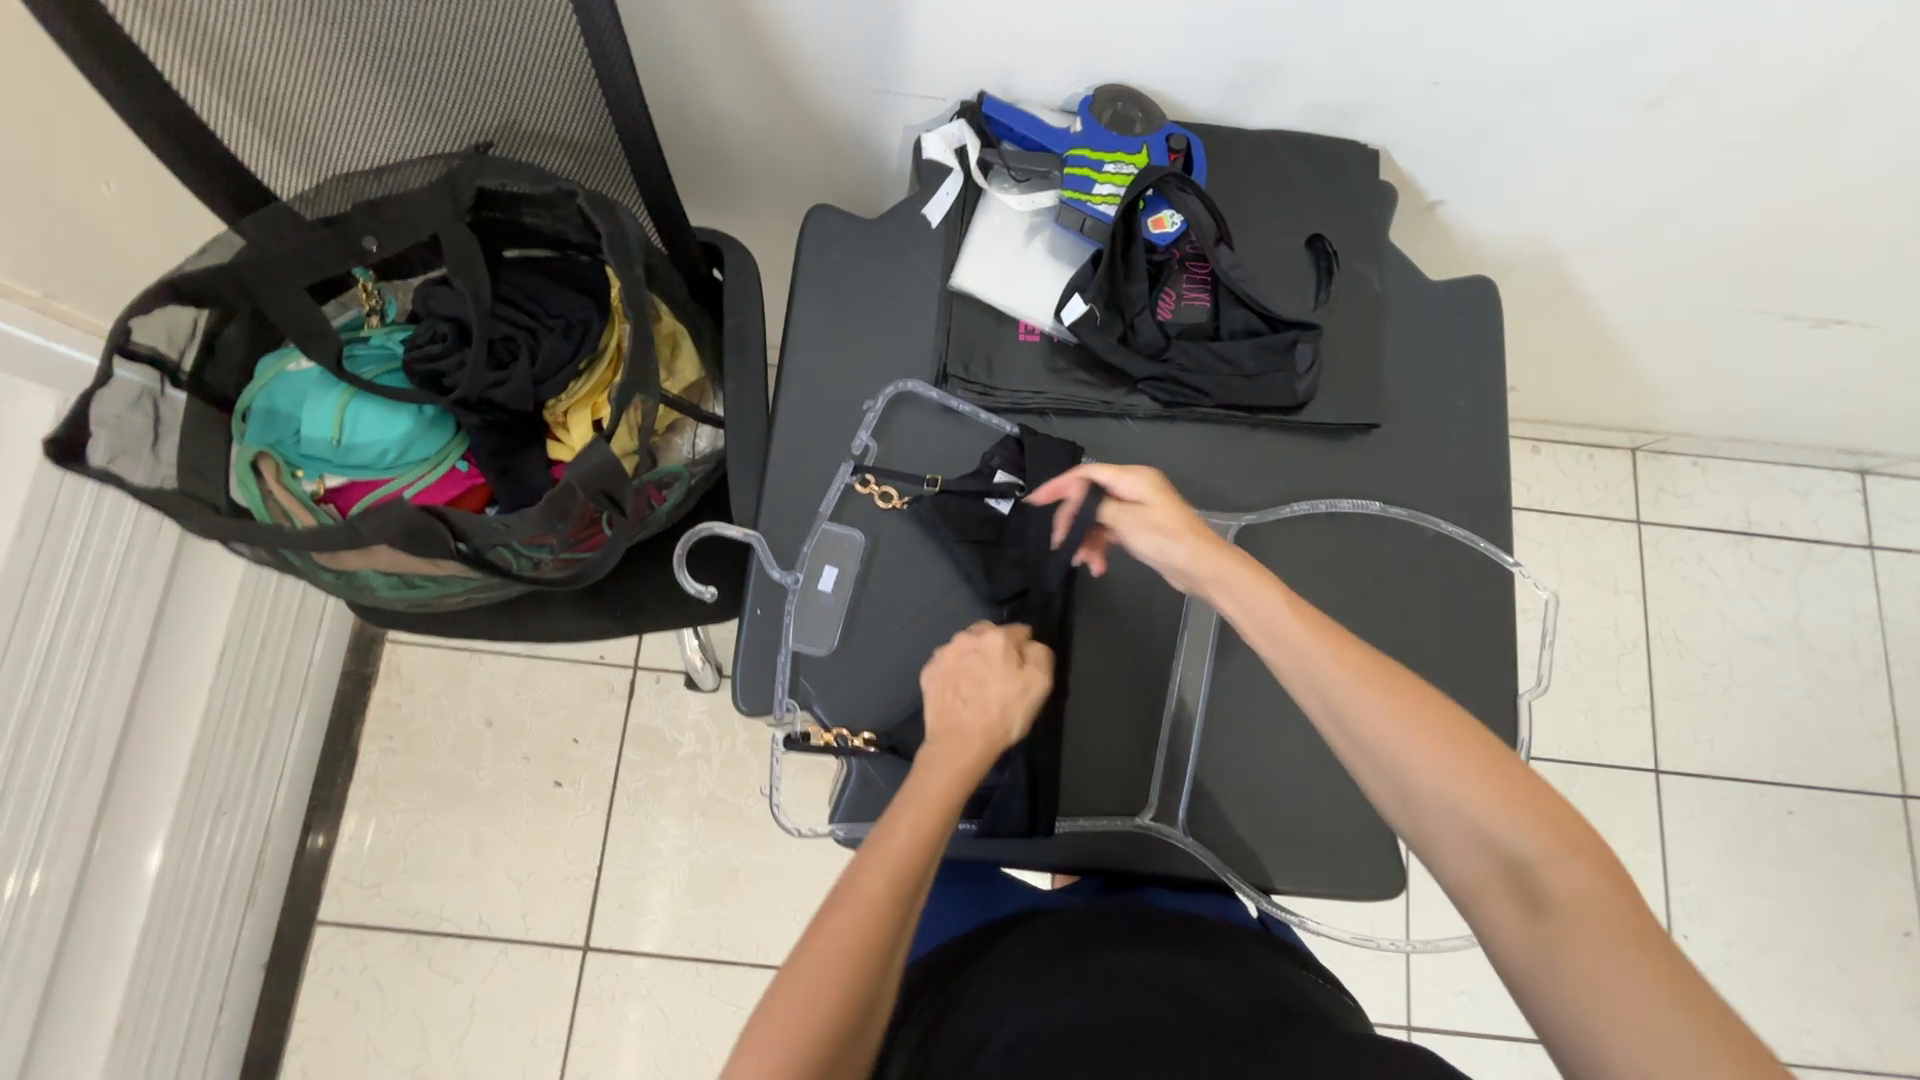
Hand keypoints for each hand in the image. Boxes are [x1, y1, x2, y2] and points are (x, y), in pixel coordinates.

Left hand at [918, 622, 1053, 774]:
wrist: (959, 744)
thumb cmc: (1004, 714)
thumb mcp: (1040, 684)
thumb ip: (1040, 654)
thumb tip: (1030, 644)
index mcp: (996, 636)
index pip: (1019, 631)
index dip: (1025, 649)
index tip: (1024, 669)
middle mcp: (966, 637)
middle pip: (989, 634)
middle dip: (997, 648)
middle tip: (1001, 675)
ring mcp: (943, 654)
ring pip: (965, 647)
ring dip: (974, 657)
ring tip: (978, 685)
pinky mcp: (928, 672)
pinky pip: (948, 664)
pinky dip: (955, 671)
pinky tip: (961, 692)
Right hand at [1027, 464, 1238, 595]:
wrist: (1202, 567)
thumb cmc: (1166, 540)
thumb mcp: (1125, 521)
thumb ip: (1096, 507)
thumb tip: (1076, 502)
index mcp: (1132, 478)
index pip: (1086, 474)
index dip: (1059, 486)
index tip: (1035, 501)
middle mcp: (1133, 488)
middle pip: (1088, 498)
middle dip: (1072, 522)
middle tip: (1060, 544)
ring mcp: (1136, 508)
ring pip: (1096, 518)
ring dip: (1086, 540)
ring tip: (1084, 563)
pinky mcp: (1138, 527)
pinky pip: (1109, 531)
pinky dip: (1100, 547)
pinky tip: (1098, 567)